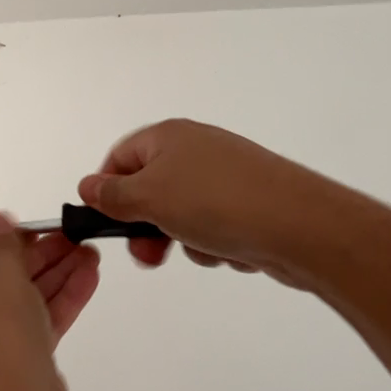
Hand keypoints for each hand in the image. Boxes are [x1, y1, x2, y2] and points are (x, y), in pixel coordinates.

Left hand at [0, 213, 99, 390]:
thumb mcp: (0, 271)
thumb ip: (6, 243)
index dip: (9, 241)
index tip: (41, 230)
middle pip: (4, 277)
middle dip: (42, 257)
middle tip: (75, 237)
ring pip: (27, 300)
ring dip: (59, 275)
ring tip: (91, 252)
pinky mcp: (20, 361)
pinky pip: (40, 322)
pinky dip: (63, 300)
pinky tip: (90, 277)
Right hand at [77, 119, 355, 289]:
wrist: (302, 226)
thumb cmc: (214, 203)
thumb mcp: (148, 198)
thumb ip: (112, 195)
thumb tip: (88, 186)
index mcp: (168, 136)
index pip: (120, 158)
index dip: (108, 191)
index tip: (109, 225)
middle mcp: (197, 148)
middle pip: (151, 188)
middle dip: (147, 225)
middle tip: (149, 254)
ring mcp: (227, 175)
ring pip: (182, 211)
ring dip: (183, 237)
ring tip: (203, 249)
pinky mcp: (251, 201)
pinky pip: (215, 224)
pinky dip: (216, 241)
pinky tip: (231, 251)